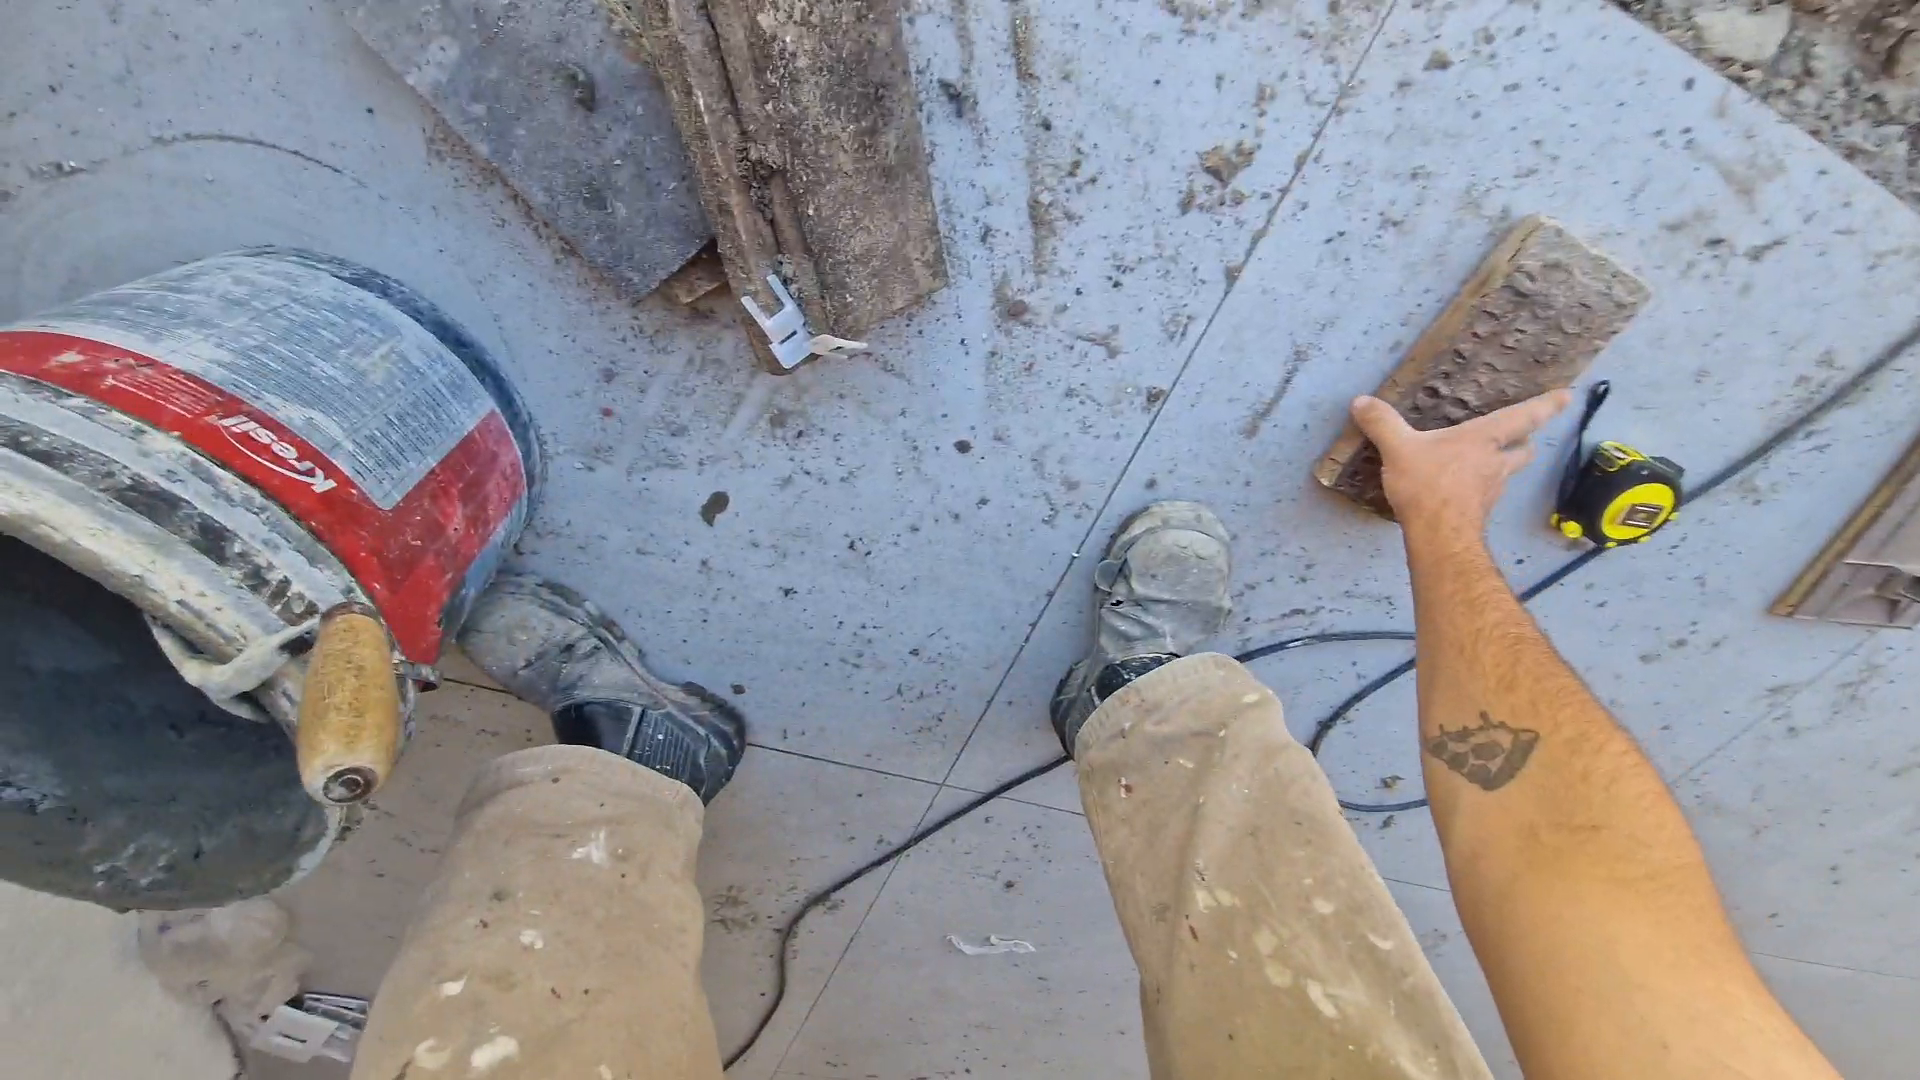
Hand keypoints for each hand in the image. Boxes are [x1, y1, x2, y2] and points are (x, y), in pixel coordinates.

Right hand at [1349, 388, 1572, 536]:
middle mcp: (1495, 462)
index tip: (1567, 396)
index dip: (1546, 405)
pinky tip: (1463, 491)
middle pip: (1524, 450)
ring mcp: (1490, 489)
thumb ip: (1382, 424)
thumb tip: (1361, 401)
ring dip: (1504, 466)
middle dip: (1524, 442)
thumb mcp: (1398, 449)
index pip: (1524, 417)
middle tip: (1520, 437)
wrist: (1439, 534)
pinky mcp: (1478, 511)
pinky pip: (1486, 494)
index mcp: (1483, 440)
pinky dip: (1481, 489)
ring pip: (1509, 472)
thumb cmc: (1428, 484)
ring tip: (1489, 463)